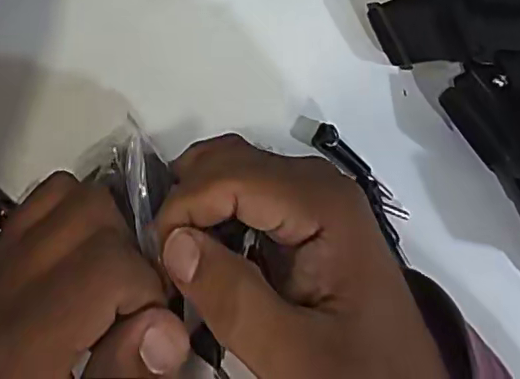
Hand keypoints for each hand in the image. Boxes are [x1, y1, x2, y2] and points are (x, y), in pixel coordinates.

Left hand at [0, 171, 191, 378]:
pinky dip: (74, 213)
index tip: (151, 329)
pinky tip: (82, 259)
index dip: (147, 291)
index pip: (108, 265)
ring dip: (105, 227)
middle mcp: (3, 285)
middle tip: (133, 303)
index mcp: (22, 339)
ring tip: (109, 280)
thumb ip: (123, 376)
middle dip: (129, 252)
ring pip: (71, 193)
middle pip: (94, 213)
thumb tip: (167, 328)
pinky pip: (43, 197)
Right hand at [153, 135, 446, 378]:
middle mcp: (316, 182)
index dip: (185, 207)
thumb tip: (173, 242)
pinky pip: (246, 198)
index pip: (232, 175)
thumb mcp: (297, 357)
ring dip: (197, 208)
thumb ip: (235, 300)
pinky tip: (204, 262)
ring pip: (234, 172)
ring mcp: (310, 196)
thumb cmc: (362, 375)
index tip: (157, 261)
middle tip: (161, 262)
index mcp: (322, 202)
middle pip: (231, 161)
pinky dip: (215, 218)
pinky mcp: (303, 217)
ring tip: (175, 263)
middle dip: (187, 201)